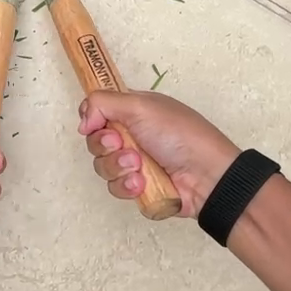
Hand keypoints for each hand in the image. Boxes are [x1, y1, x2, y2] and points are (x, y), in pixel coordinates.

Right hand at [78, 91, 238, 217]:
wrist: (207, 176)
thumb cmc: (179, 135)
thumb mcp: (140, 106)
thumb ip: (103, 103)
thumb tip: (83, 122)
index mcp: (133, 112)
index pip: (98, 112)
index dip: (92, 119)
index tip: (95, 123)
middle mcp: (132, 135)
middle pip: (95, 140)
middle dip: (104, 145)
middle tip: (121, 144)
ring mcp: (135, 163)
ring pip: (102, 166)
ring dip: (116, 167)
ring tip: (138, 167)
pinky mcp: (138, 188)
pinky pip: (115, 188)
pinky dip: (126, 186)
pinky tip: (141, 184)